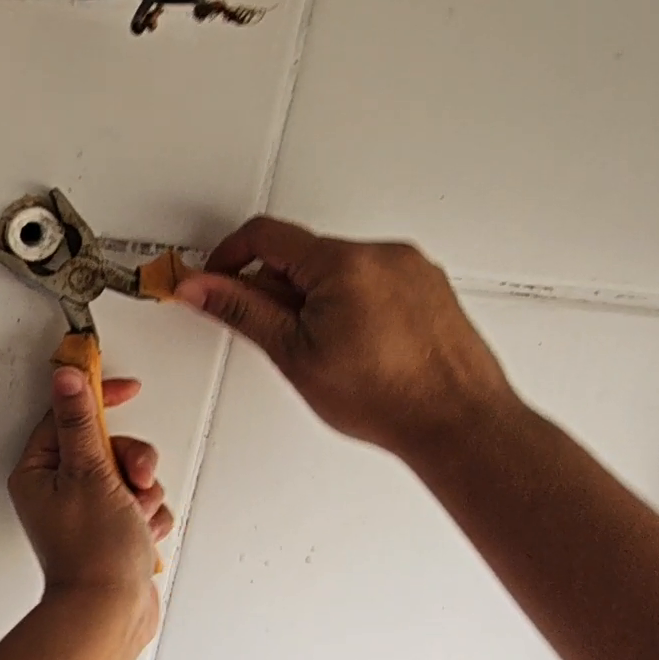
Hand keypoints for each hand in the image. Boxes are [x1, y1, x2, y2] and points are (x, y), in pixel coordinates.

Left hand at [8, 368, 173, 612]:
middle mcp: (56, 488)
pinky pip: (139, 503)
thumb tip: (66, 378)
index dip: (97, 399)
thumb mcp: (88, 471)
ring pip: (127, 474)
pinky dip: (148, 515)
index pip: (65, 416)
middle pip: (103, 445)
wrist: (111, 613)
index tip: (126, 389)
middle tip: (134, 477)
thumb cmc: (92, 551)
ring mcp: (84, 510)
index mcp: (37, 471)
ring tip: (135, 515)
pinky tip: (142, 534)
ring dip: (142, 491)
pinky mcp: (109, 529)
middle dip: (130, 460)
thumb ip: (80, 421)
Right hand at [173, 215, 519, 454]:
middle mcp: (383, 255)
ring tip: (317, 346)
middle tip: (272, 331)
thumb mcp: (291, 351)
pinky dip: (342, 301)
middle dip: (271, 286)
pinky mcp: (426, 286)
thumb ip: (238, 310)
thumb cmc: (387, 397)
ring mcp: (411, 269)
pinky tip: (347, 343)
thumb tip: (198, 286)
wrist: (460, 424)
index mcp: (345, 264)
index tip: (215, 280)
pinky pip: (366, 279)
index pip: (264, 235)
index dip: (227, 256)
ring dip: (308, 296)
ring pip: (331, 268)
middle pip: (298, 253)